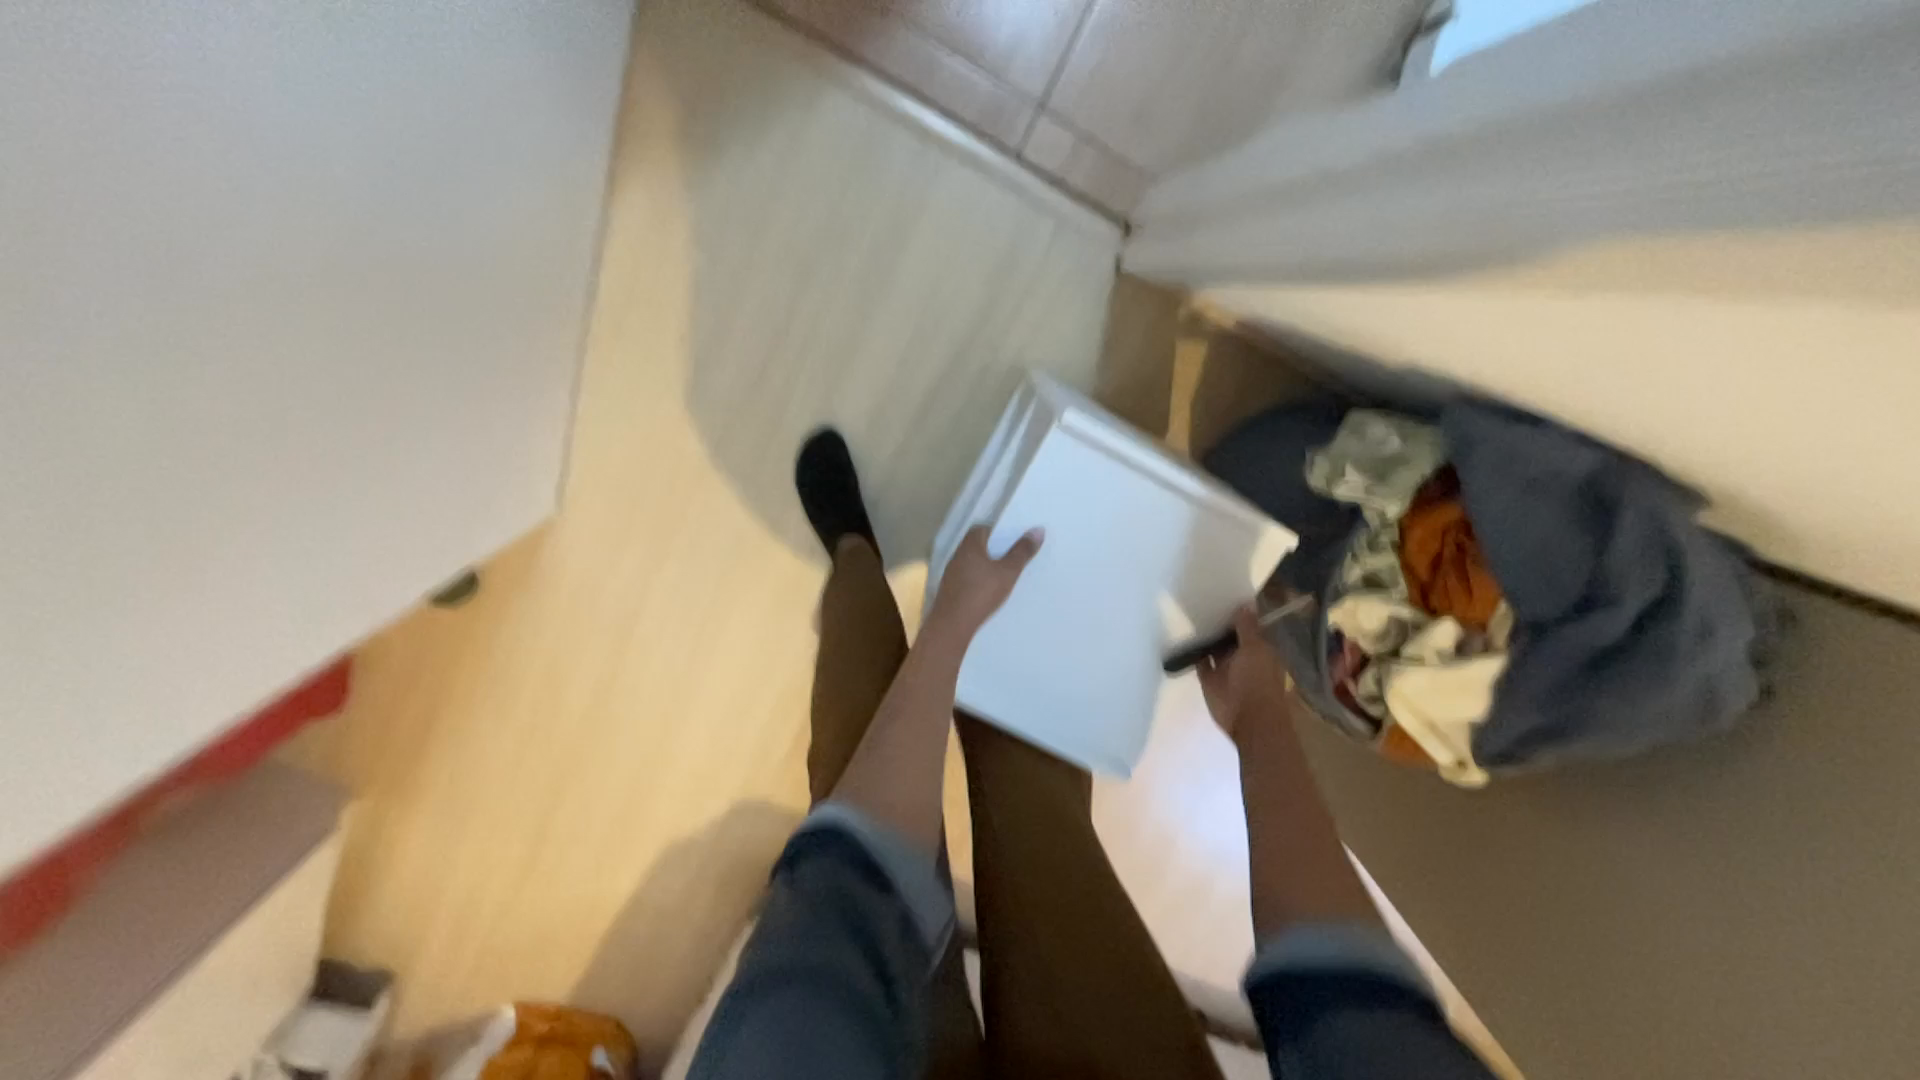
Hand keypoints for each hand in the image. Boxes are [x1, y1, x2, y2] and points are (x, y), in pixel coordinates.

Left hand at [928, 525, 1043, 638]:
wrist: (953, 623)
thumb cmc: (982, 592)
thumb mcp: (1008, 572)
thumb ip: (1022, 552)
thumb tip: (1038, 530)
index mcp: (969, 545)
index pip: (981, 528)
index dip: (997, 532)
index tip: (1011, 540)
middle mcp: (957, 555)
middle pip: (976, 545)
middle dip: (992, 549)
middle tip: (1011, 557)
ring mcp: (950, 573)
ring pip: (971, 563)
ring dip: (984, 566)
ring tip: (1002, 575)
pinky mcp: (949, 590)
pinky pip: (966, 578)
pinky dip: (977, 580)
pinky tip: (987, 592)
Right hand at [1197, 606, 1292, 742]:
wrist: (1248, 719)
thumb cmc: (1257, 681)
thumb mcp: (1255, 649)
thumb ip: (1247, 627)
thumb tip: (1245, 603)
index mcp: (1260, 649)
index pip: (1248, 626)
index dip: (1238, 613)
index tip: (1223, 594)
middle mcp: (1243, 656)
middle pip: (1229, 636)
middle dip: (1219, 622)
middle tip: (1201, 598)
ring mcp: (1225, 668)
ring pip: (1214, 648)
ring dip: (1205, 636)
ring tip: (1189, 612)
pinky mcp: (1209, 679)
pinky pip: (1200, 661)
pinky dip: (1193, 652)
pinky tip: (1183, 636)